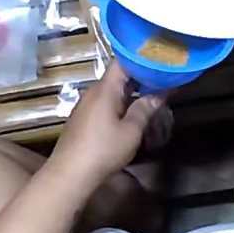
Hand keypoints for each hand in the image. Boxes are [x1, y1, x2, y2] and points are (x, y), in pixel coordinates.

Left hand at [45, 62, 166, 189]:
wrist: (70, 174)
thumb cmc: (103, 150)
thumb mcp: (131, 131)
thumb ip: (145, 109)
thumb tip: (160, 93)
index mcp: (105, 89)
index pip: (122, 62)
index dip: (141, 59)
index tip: (160, 60)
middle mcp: (93, 92)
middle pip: (118, 76)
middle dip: (141, 76)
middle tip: (164, 78)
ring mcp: (86, 105)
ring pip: (112, 90)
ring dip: (131, 92)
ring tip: (154, 94)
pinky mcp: (84, 118)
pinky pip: (105, 102)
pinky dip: (121, 102)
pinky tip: (133, 112)